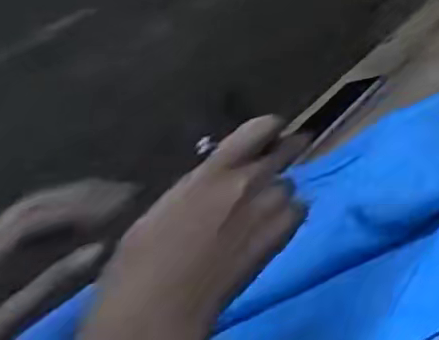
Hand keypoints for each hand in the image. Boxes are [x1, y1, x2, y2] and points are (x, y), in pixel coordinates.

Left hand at [0, 180, 134, 339]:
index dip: (83, 205)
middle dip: (83, 193)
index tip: (124, 203)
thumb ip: (45, 287)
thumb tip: (102, 246)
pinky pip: (20, 230)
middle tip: (127, 191)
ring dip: (72, 201)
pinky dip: (57, 219)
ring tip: (113, 200)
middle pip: (32, 206)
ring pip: (27, 213)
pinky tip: (80, 226)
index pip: (36, 216)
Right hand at [78, 117, 306, 339]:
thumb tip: (222, 171)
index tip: (266, 139)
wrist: (156, 314)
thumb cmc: (140, 267)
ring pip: (289, 183)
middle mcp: (251, 178)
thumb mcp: (164, 209)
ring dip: (276, 194)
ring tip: (254, 217)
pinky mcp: (288, 224)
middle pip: (291, 146)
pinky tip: (264, 234)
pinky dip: (287, 217)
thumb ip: (203, 182)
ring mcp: (274, 200)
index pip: (263, 125)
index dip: (269, 130)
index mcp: (215, 171)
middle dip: (287, 151)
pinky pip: (298, 208)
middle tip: (275, 166)